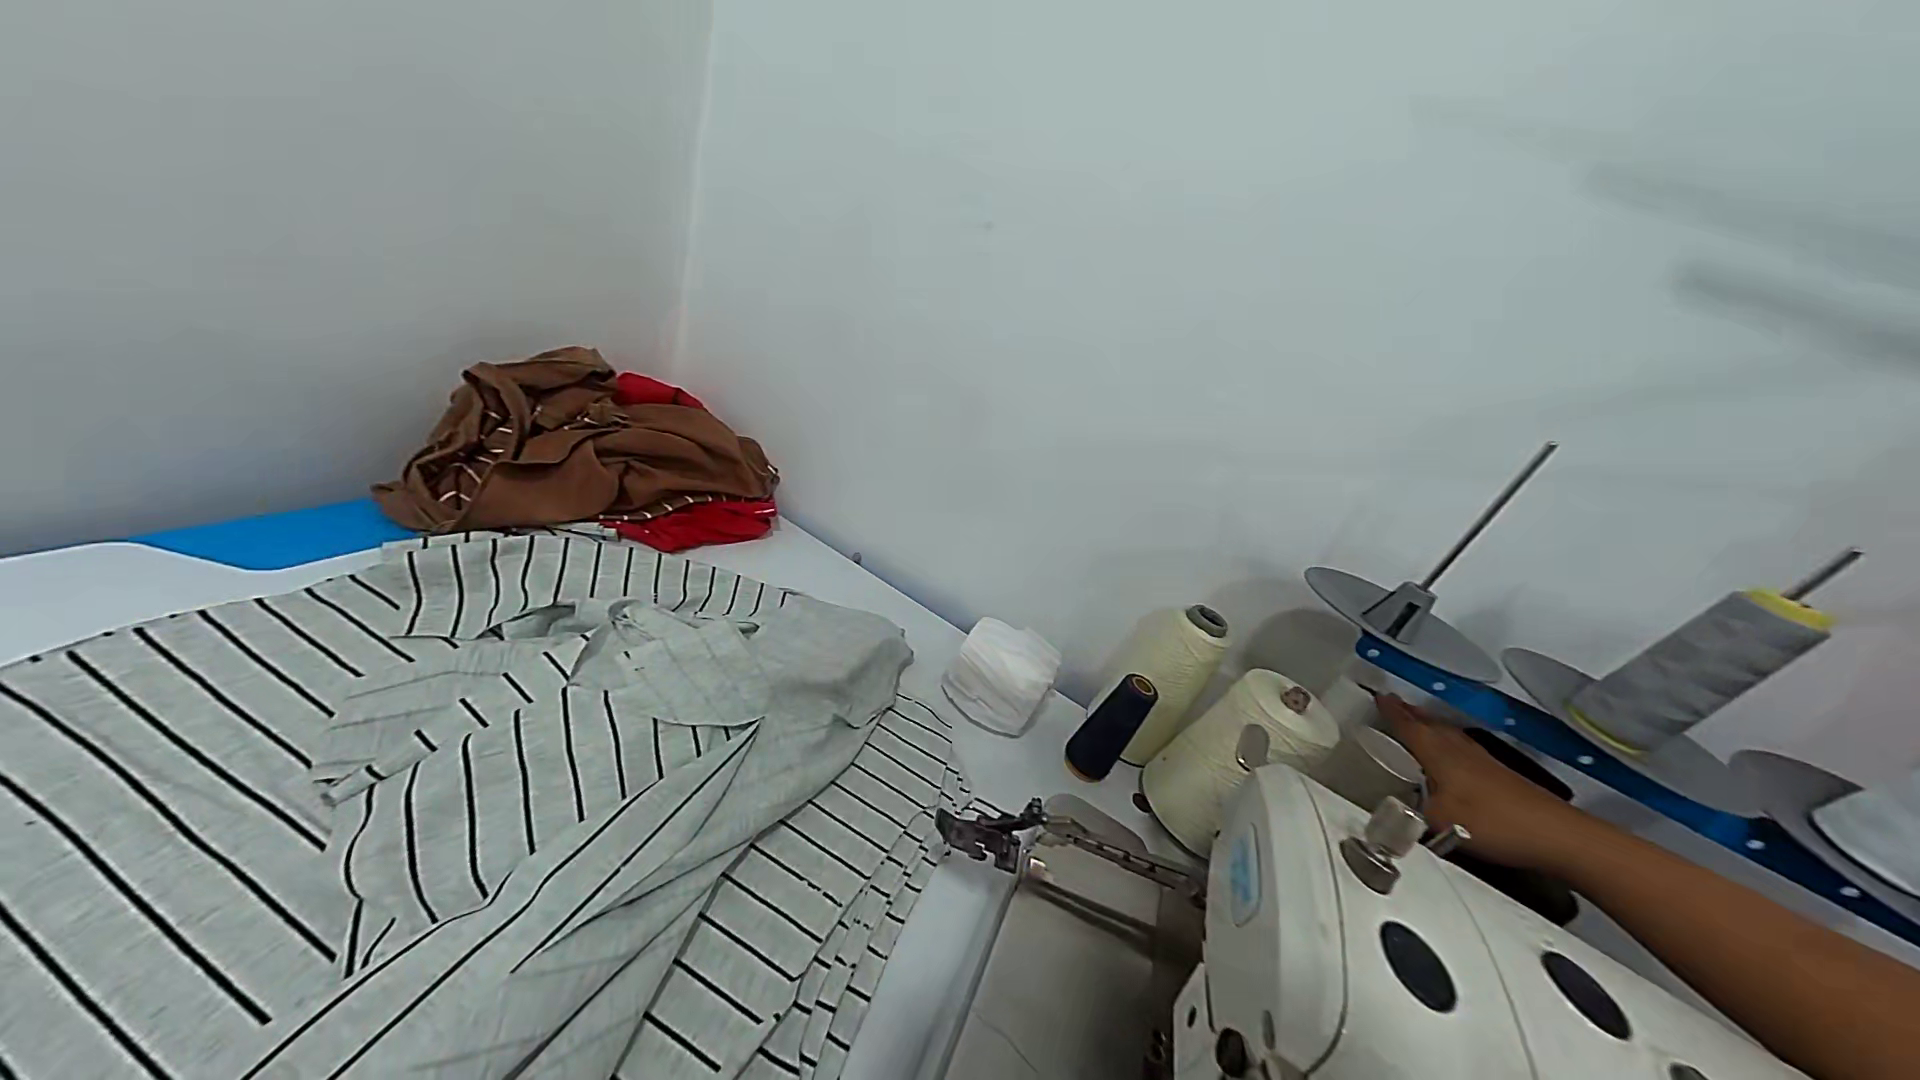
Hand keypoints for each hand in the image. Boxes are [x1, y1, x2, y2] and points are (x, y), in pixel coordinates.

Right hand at [1377, 693, 1590, 872]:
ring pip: (1450, 734)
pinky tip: (1453, 751)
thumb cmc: (1493, 823)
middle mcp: (1459, 751)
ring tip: (1418, 721)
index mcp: (1439, 755)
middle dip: (1410, 714)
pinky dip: (1449, 740)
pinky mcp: (1502, 775)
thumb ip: (1411, 813)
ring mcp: (1484, 762)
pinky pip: (1464, 747)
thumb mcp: (1439, 822)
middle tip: (1393, 704)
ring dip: (1431, 724)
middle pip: (1431, 725)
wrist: (1560, 837)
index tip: (1378, 696)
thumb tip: (1392, 810)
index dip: (1392, 712)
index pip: (1409, 727)